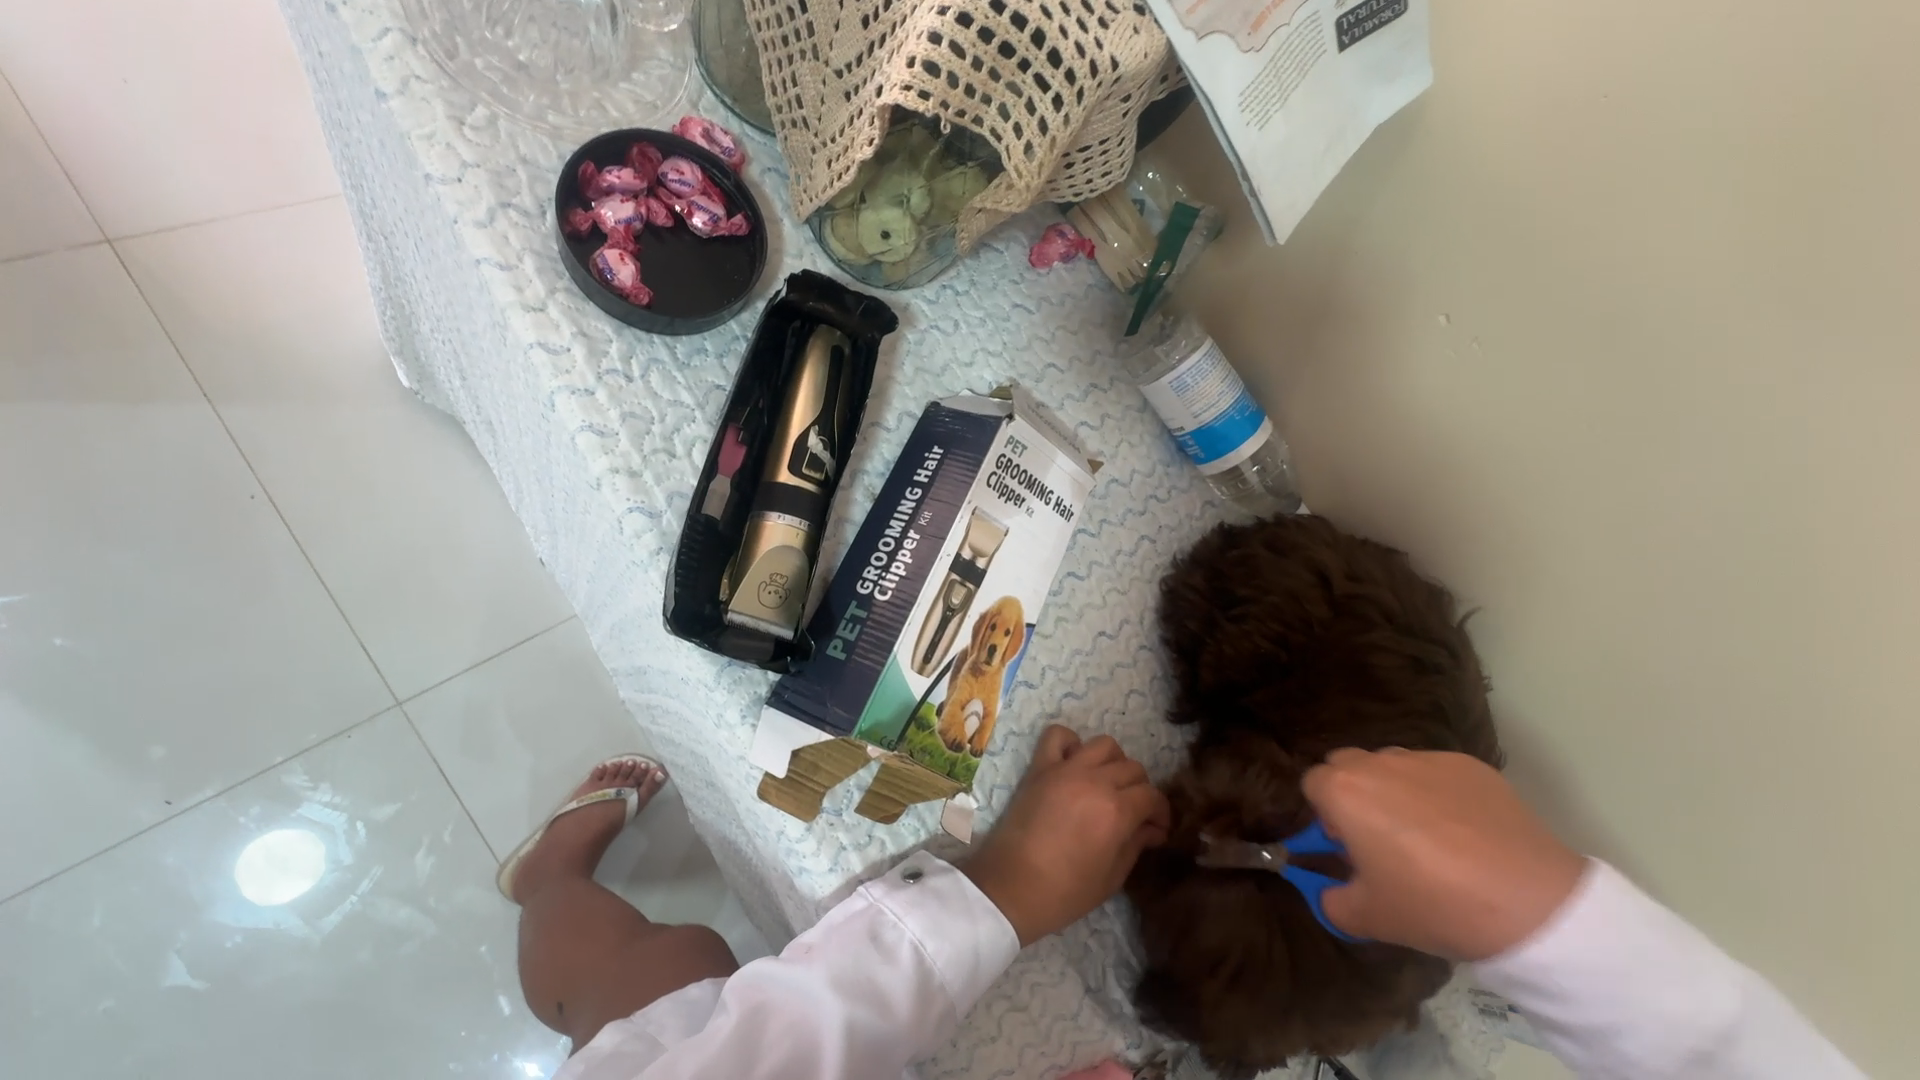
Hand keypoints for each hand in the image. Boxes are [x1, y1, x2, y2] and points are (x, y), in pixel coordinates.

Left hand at [961, 725, 1170, 945]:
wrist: (1010, 888)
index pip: (1152, 796)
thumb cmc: (1065, 893)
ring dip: (1113, 763)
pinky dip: (1070, 743)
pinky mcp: (1039, 767)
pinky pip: (1057, 735)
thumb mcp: (1111, 878)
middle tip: (1133, 813)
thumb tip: (1152, 829)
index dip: (1160, 813)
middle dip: (1140, 790)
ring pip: (1104, 745)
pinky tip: (1073, 765)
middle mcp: (1094, 781)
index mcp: (1117, 810)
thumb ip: (1135, 845)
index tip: (1157, 829)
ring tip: (1106, 786)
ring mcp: (1064, 770)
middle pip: (1132, 768)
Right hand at [1303, 748, 1587, 960]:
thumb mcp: (1368, 918)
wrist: (1530, 904)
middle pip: (1347, 764)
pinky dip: (1439, 794)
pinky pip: (1437, 773)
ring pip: (1393, 765)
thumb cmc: (1434, 905)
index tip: (1346, 845)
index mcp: (1344, 792)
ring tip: (1425, 834)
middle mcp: (1379, 763)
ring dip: (1394, 789)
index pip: (1312, 784)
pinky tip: (1465, 833)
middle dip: (1353, 792)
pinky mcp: (1471, 766)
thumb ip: (1332, 899)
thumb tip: (1330, 890)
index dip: (1323, 814)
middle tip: (1378, 837)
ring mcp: (1428, 760)